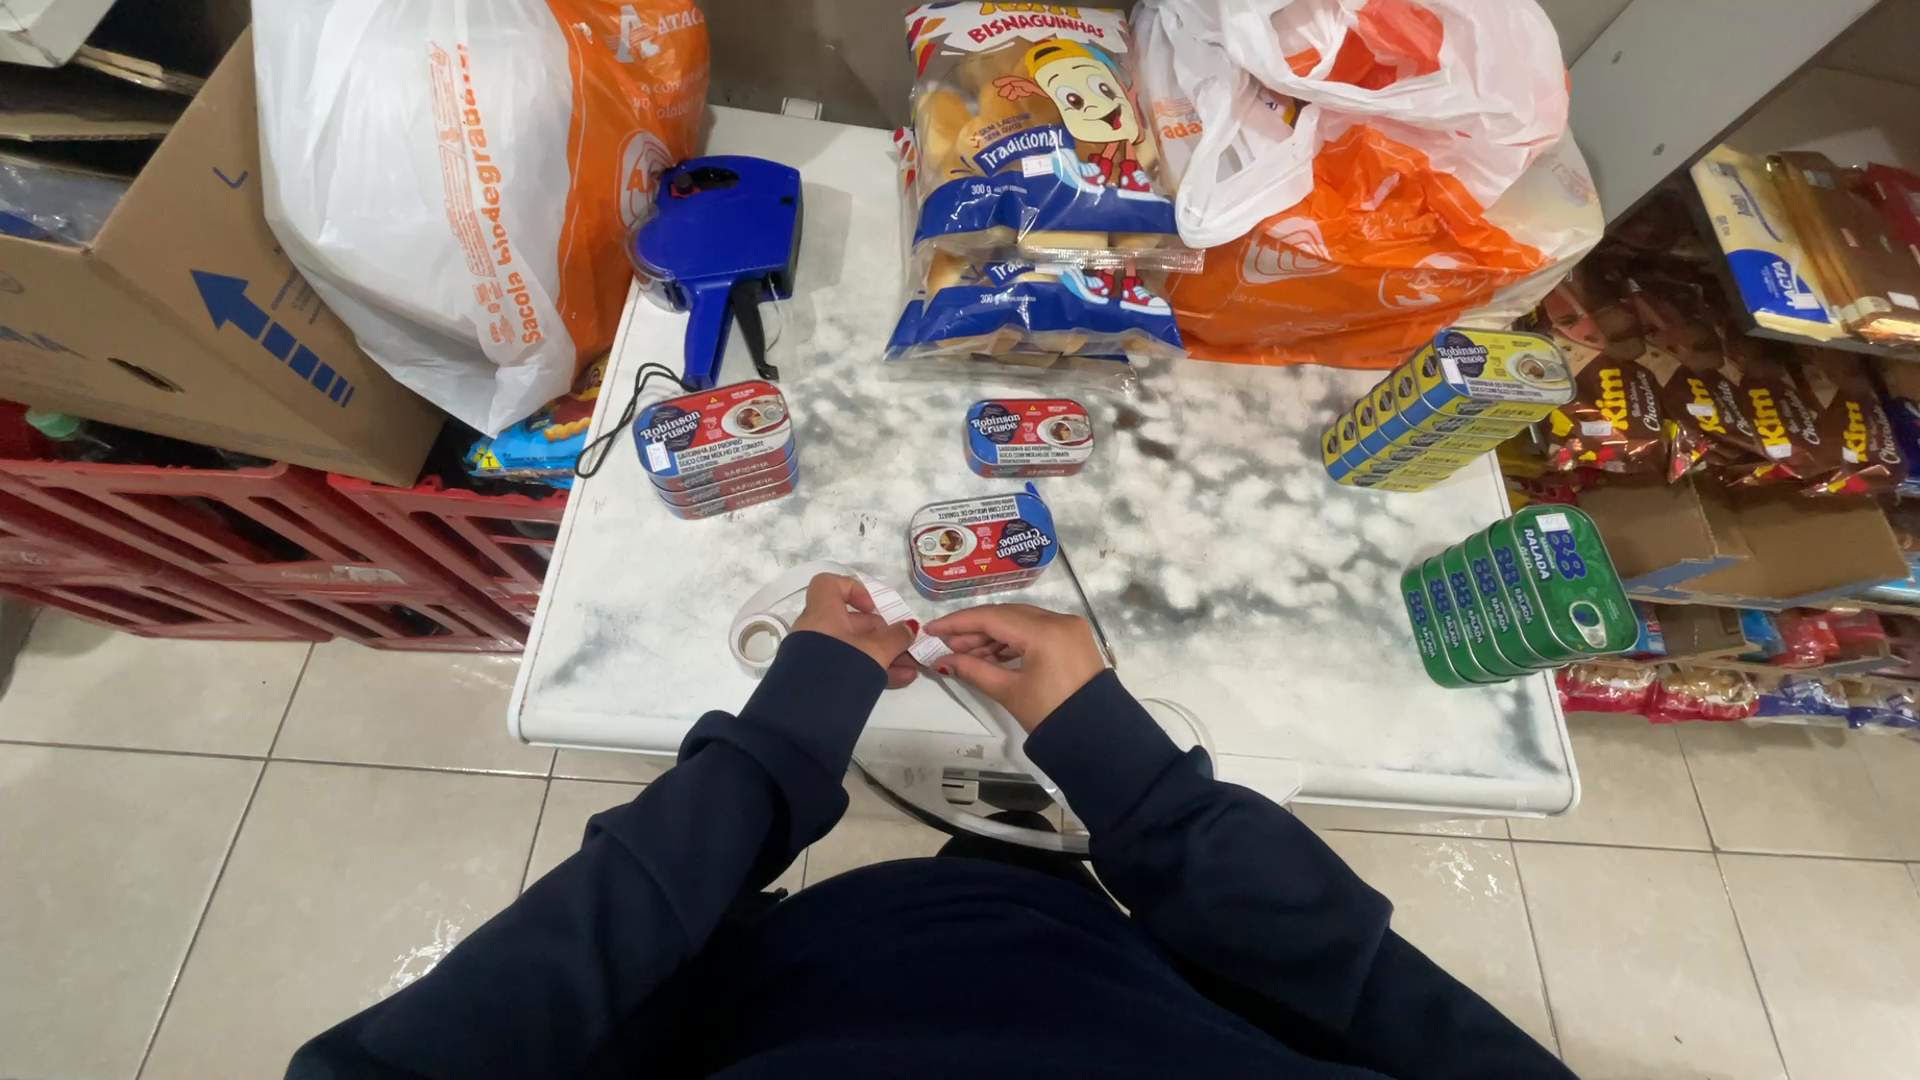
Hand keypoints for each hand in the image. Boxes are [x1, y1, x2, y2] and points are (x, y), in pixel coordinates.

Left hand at [790, 573, 919, 688]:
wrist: (805, 718)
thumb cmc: (841, 669)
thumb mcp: (876, 651)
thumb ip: (896, 637)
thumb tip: (910, 627)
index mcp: (822, 613)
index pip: (829, 584)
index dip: (854, 590)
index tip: (874, 608)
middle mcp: (816, 631)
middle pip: (851, 621)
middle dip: (884, 633)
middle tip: (907, 647)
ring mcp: (817, 657)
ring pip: (854, 647)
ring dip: (885, 654)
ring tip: (912, 667)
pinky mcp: (820, 680)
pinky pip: (850, 666)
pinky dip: (874, 669)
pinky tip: (901, 680)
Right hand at [924, 604, 1105, 731]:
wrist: (1098, 740)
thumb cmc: (1051, 716)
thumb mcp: (1009, 692)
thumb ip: (973, 670)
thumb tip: (943, 660)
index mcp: (1045, 631)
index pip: (992, 617)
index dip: (958, 623)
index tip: (932, 629)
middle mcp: (1059, 620)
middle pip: (1006, 616)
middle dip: (974, 631)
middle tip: (947, 646)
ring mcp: (1069, 627)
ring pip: (1020, 622)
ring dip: (992, 637)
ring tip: (965, 655)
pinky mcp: (1072, 638)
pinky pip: (1035, 631)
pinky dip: (1012, 642)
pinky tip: (990, 656)